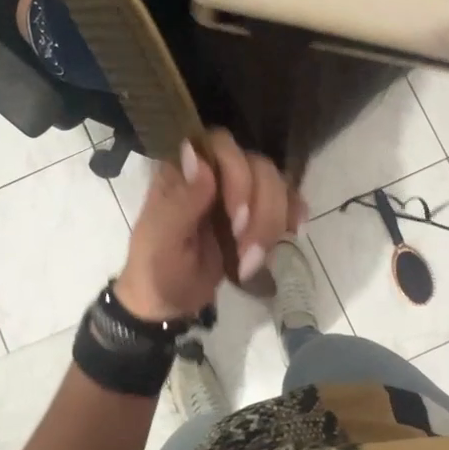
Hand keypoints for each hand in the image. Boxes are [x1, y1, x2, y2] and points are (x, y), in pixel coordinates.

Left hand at [113, 131, 303, 320]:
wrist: (167, 305)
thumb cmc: (156, 271)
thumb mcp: (161, 241)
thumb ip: (180, 200)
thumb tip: (195, 154)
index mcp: (183, 172)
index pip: (220, 145)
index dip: (238, 175)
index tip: (236, 218)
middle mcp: (213, 174)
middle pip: (257, 165)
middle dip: (260, 211)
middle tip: (246, 252)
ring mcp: (237, 192)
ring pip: (274, 184)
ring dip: (272, 223)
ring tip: (252, 262)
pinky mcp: (256, 213)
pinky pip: (286, 200)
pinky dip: (292, 214)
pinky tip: (290, 234)